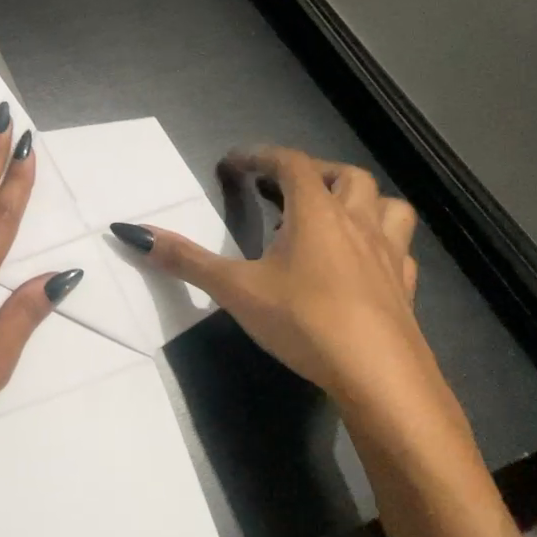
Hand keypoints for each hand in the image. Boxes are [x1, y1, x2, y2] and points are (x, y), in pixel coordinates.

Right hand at [110, 145, 426, 407]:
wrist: (382, 381)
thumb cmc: (305, 322)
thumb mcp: (235, 289)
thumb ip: (185, 259)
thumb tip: (130, 231)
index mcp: (316, 213)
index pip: (291, 163)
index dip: (261, 155)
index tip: (234, 163)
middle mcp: (357, 224)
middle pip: (347, 176)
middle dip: (314, 172)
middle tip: (283, 189)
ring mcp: (389, 257)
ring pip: (388, 206)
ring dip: (359, 201)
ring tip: (329, 217)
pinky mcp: (406, 290)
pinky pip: (400, 250)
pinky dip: (380, 243)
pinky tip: (358, 264)